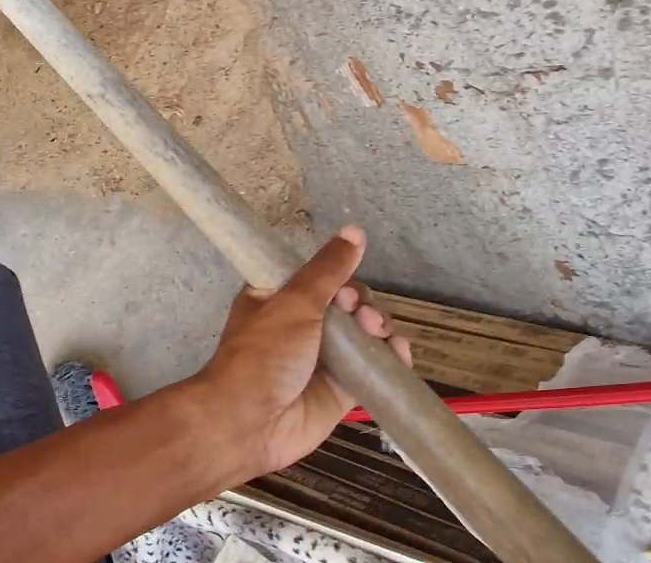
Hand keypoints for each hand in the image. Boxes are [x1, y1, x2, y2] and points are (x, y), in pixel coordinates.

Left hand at [188, 226, 411, 478]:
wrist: (251, 420)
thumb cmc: (264, 353)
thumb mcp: (294, 302)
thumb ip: (327, 270)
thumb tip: (354, 230)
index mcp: (276, 298)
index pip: (317, 278)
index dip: (337, 279)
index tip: (343, 288)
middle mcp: (300, 325)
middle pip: (346, 305)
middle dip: (361, 304)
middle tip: (360, 314)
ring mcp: (322, 358)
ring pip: (364, 335)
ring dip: (378, 327)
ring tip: (378, 332)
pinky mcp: (342, 390)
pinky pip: (374, 368)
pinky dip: (391, 358)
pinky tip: (399, 353)